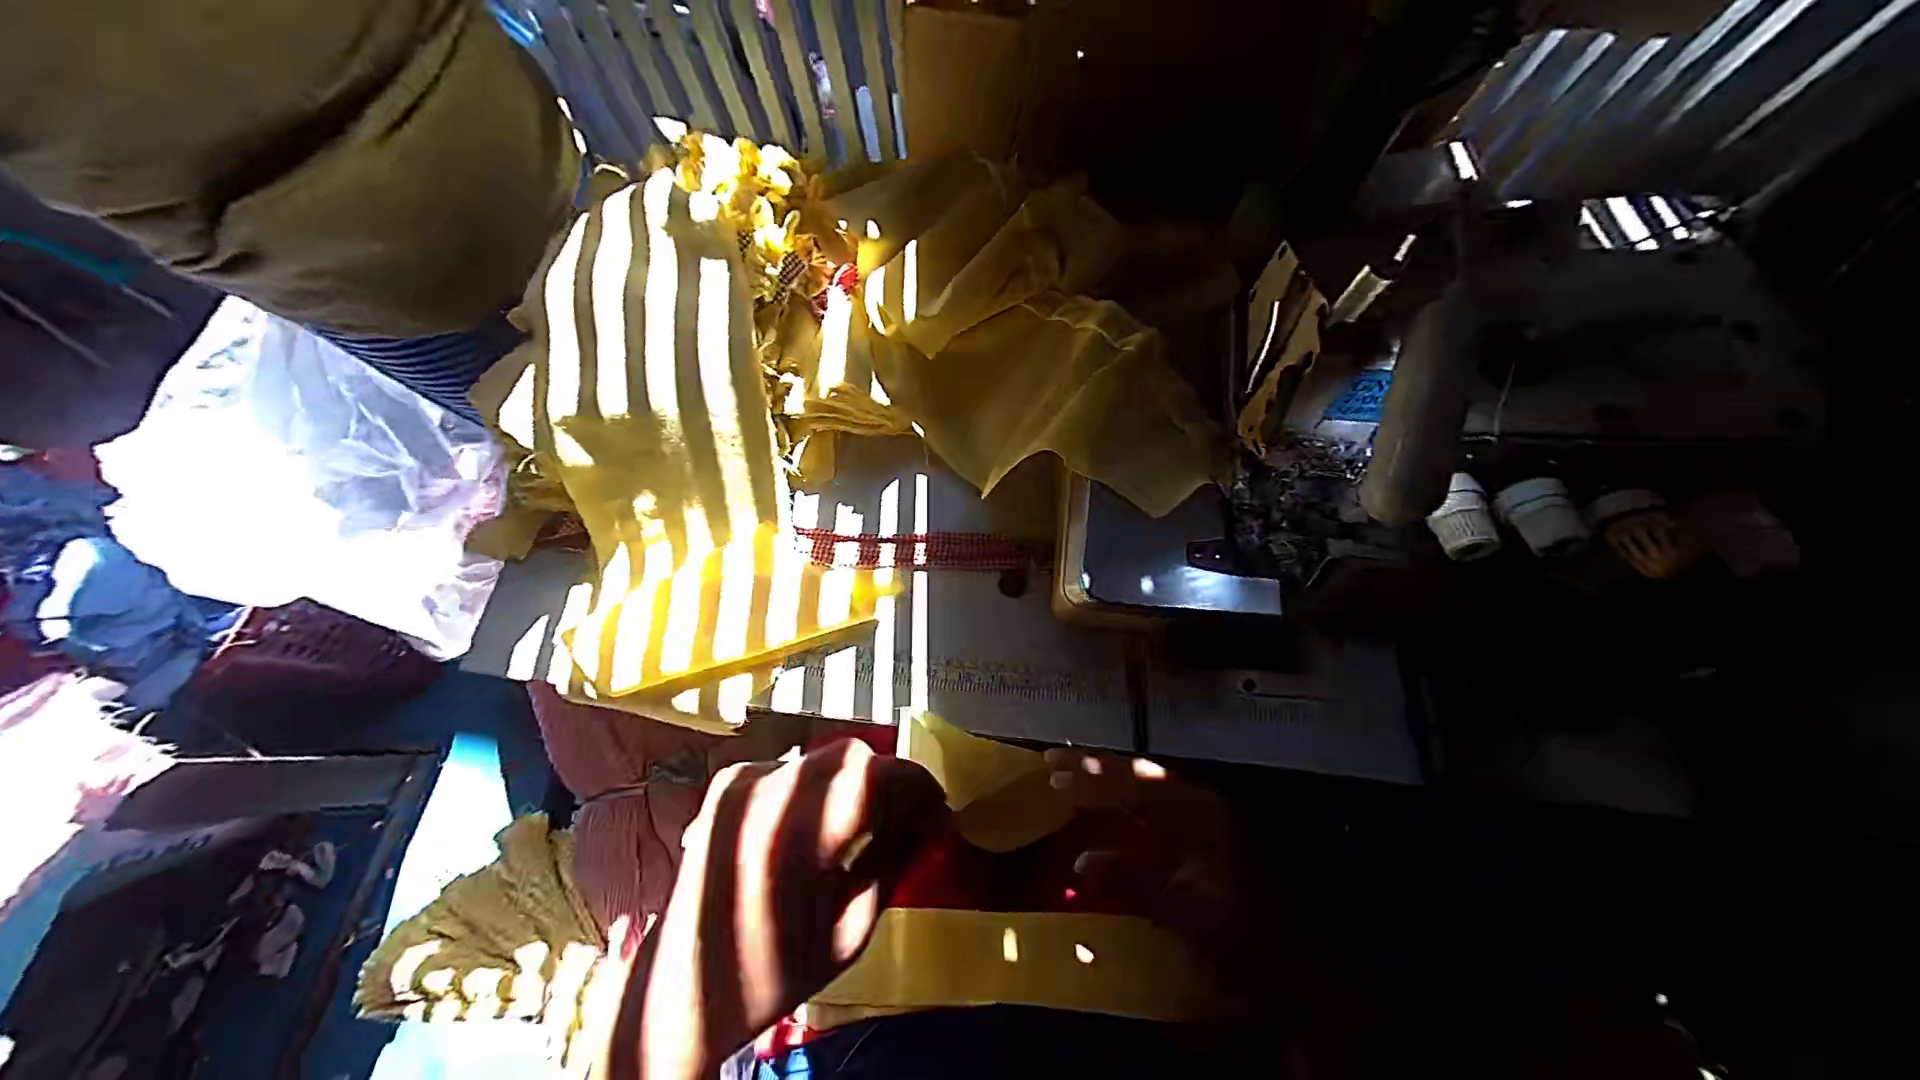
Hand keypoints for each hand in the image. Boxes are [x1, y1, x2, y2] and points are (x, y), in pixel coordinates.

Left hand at [609, 737, 947, 1079]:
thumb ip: (894, 858)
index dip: (917, 785)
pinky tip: (819, 827)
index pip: (875, 775)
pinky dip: (821, 786)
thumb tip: (931, 813)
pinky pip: (798, 764)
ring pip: (826, 756)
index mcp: (791, 842)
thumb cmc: (771, 974)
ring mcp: (739, 783)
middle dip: (887, 781)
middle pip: (852, 754)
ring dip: (855, 782)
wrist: (685, 985)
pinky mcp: (730, 781)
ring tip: (862, 827)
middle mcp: (760, 797)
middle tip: (906, 817)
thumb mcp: (851, 931)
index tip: (936, 809)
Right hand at [1044, 750, 1256, 970]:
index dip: (1090, 781)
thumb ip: (1132, 881)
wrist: (1287, 946)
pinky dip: (1123, 787)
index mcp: (1193, 813)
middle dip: (1092, 766)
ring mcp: (1201, 806)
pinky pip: (1152, 791)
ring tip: (1070, 768)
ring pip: (1144, 777)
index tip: (1053, 778)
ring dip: (1106, 772)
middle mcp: (1196, 799)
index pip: (1132, 786)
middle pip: (1136, 772)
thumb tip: (1083, 861)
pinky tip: (1105, 792)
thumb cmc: (1235, 927)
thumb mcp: (1183, 910)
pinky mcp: (1201, 819)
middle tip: (1051, 762)